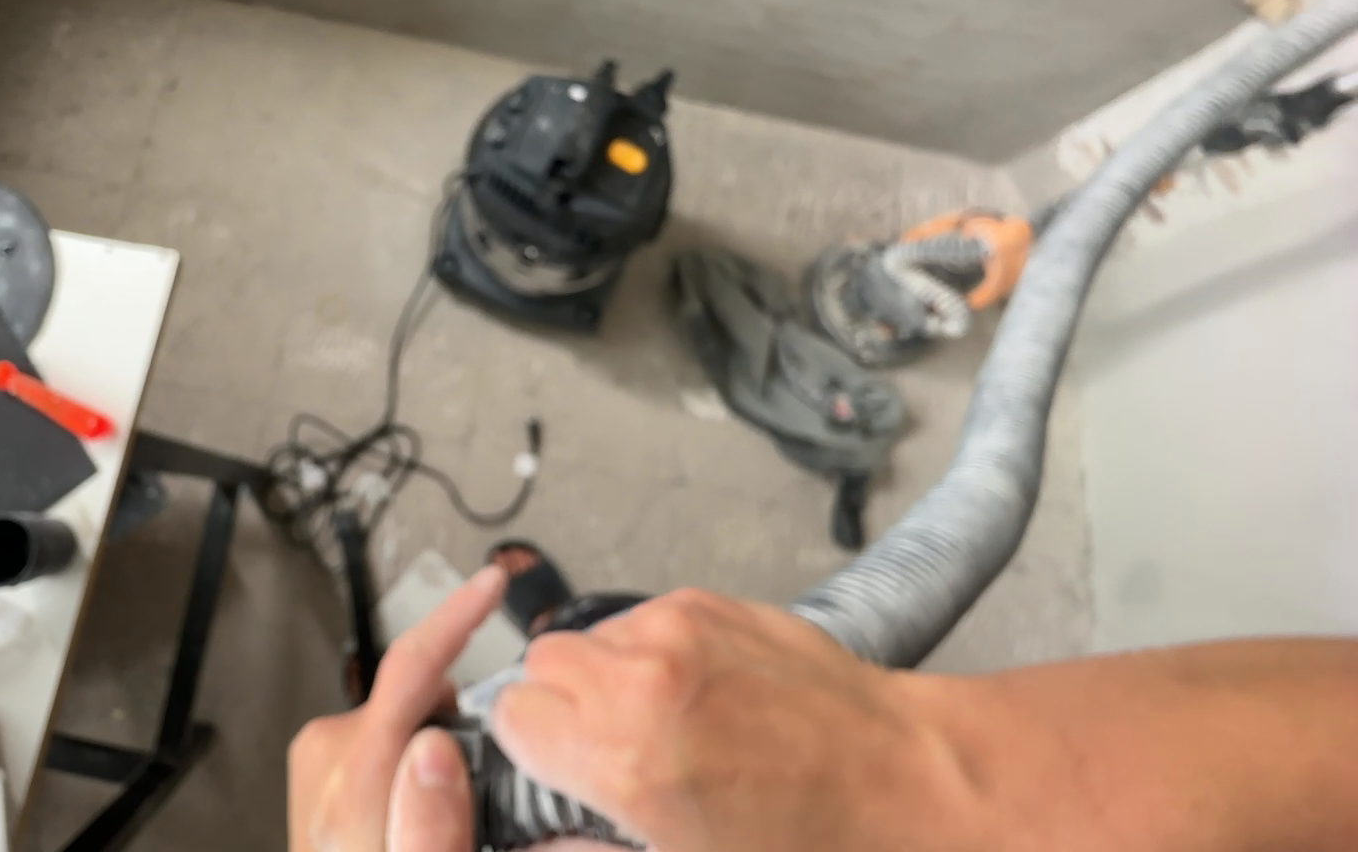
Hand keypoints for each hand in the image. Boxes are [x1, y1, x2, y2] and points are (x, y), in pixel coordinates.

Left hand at [289, 565, 506, 851]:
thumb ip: (434, 830)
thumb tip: (438, 746)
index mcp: (355, 774)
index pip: (411, 666)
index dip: (459, 616)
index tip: (494, 583)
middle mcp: (328, 750)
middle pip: (417, 689)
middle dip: (453, 716)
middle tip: (472, 789)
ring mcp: (320, 754)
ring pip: (405, 712)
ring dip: (432, 740)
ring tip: (436, 809)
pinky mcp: (322, 761)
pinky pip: (385, 730)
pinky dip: (411, 750)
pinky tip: (413, 800)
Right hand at [492, 589, 985, 851]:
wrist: (914, 782)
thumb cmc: (819, 848)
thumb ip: (595, 849)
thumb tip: (545, 837)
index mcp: (627, 758)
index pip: (513, 714)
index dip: (535, 745)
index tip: (562, 763)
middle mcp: (639, 677)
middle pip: (542, 662)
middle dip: (563, 702)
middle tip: (613, 741)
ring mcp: (672, 628)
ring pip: (588, 635)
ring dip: (605, 672)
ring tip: (663, 716)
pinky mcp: (700, 601)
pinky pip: (637, 620)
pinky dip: (647, 651)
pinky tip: (698, 690)